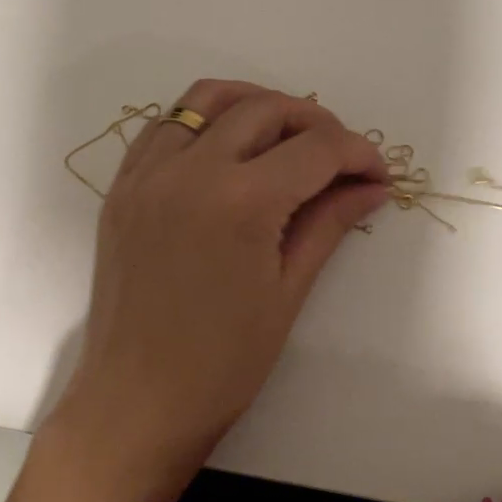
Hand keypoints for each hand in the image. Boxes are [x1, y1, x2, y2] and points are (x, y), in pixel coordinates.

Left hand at [70, 79, 391, 464]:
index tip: (377, 175)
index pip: (316, 148)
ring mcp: (149, 173)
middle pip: (267, 109)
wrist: (136, 404)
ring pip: (210, 98)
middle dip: (317, 123)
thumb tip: (371, 187)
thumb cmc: (224, 363)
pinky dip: (204, 121)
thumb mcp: (289, 291)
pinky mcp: (123, 186)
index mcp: (241, 200)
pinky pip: (166, 125)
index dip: (358, 153)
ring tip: (286, 136)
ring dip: (258, 105)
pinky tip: (228, 149)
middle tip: (340, 158)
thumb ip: (330, 223)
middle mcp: (191, 169)